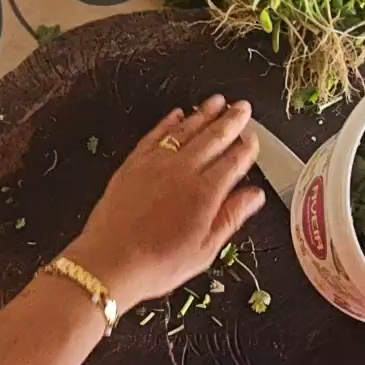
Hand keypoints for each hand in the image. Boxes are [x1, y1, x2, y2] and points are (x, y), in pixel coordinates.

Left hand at [64, 95, 265, 310]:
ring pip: (185, 130)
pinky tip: (177, 114)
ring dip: (203, 114)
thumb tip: (254, 196)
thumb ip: (231, 217)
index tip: (254, 139)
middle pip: (213, 138)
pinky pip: (155, 135)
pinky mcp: (132, 164)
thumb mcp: (204, 250)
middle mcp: (182, 171)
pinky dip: (168, 122)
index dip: (247, 149)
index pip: (234, 162)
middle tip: (243, 108)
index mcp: (205, 193)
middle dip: (231, 120)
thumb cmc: (155, 263)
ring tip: (217, 101)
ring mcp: (155, 164)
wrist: (110, 263)